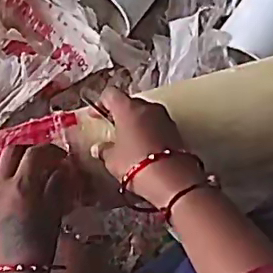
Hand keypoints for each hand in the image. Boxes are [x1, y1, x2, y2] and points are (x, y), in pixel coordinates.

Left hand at [0, 143, 73, 272]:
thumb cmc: (39, 247)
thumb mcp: (54, 213)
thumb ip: (57, 186)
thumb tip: (62, 170)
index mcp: (22, 185)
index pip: (36, 152)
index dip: (52, 151)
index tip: (63, 158)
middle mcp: (1, 186)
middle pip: (13, 151)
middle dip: (31, 152)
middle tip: (47, 162)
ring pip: (4, 168)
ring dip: (20, 167)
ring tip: (38, 181)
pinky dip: (12, 183)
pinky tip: (25, 199)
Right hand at [90, 86, 202, 206]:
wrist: (171, 178)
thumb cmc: (134, 163)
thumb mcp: (112, 160)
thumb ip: (104, 150)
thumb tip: (99, 148)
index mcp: (128, 108)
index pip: (111, 94)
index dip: (100, 103)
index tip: (95, 116)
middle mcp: (148, 107)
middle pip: (131, 103)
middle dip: (121, 113)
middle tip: (113, 128)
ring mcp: (165, 117)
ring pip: (146, 113)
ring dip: (137, 123)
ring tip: (130, 140)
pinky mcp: (177, 130)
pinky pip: (158, 125)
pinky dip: (150, 132)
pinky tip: (144, 147)